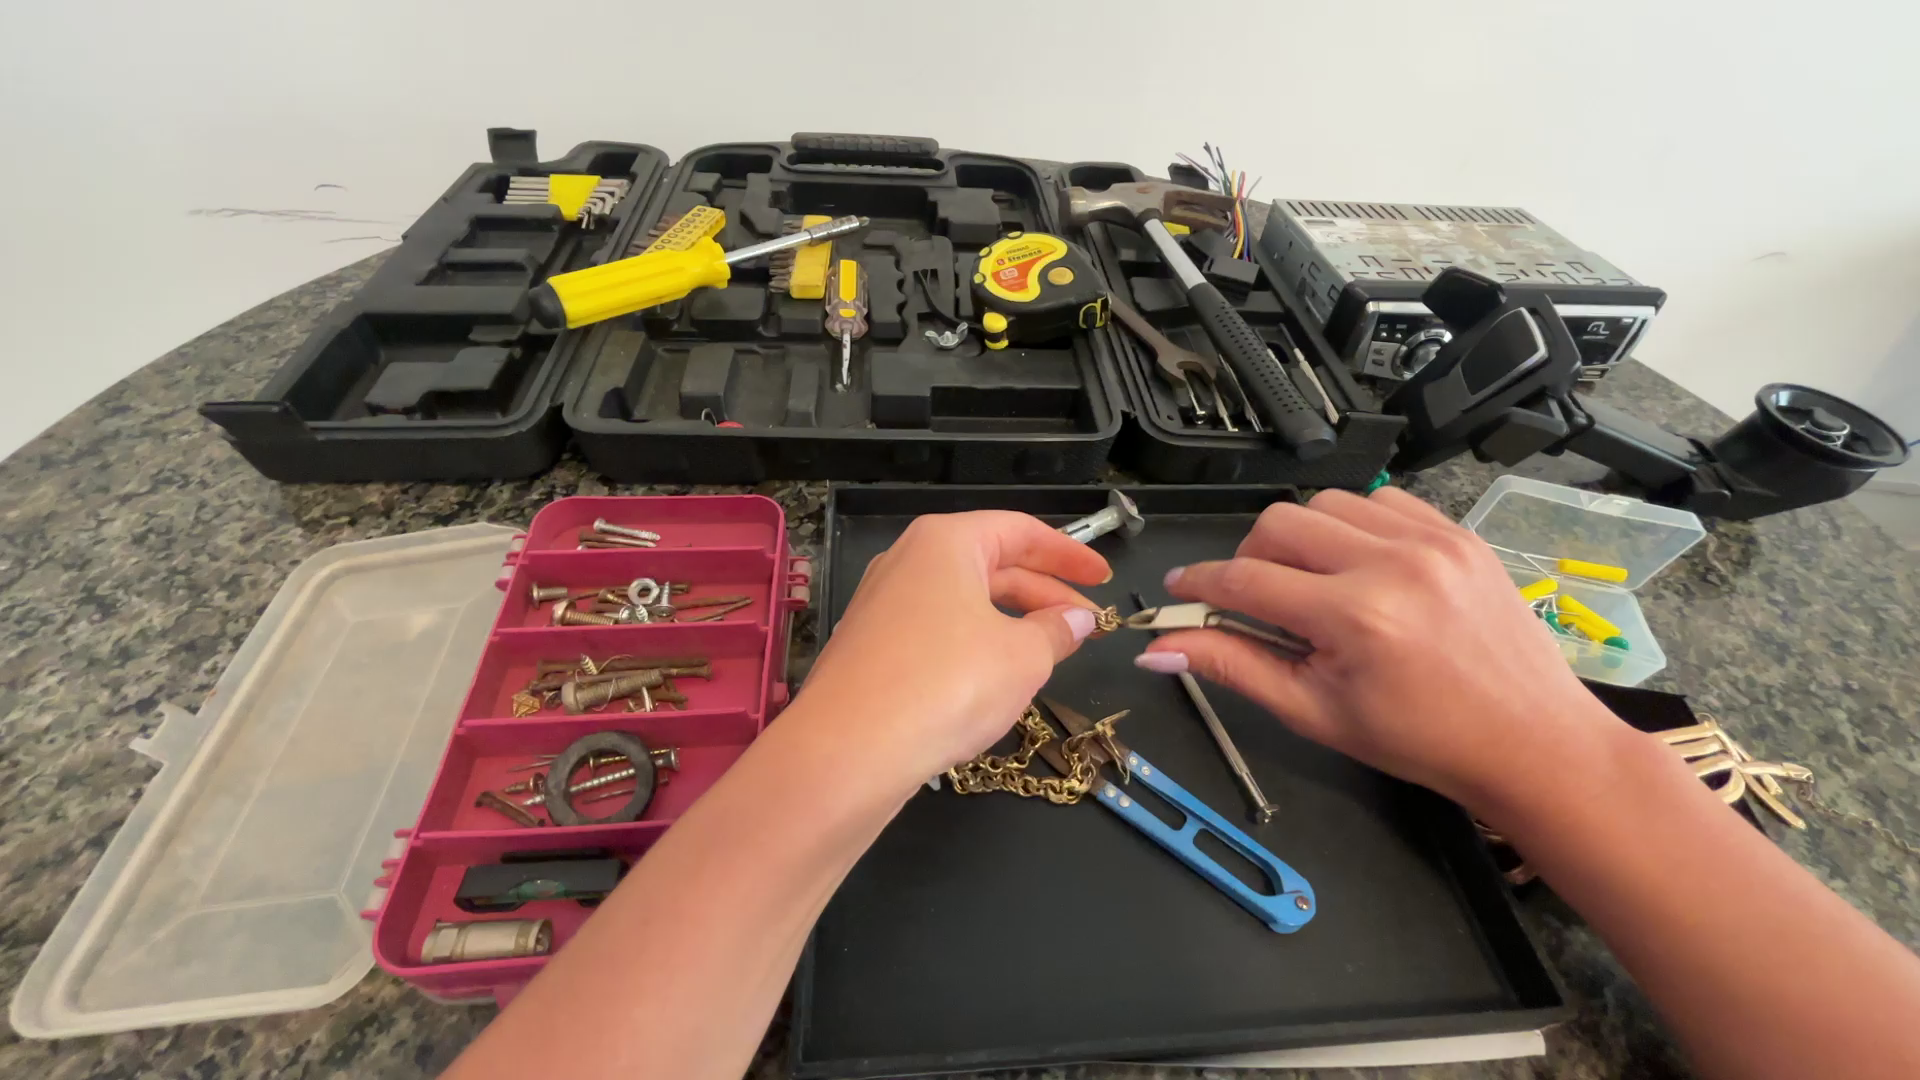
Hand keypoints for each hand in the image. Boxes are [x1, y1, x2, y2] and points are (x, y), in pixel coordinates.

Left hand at [799, 511, 1110, 782]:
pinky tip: (996, 677)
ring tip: (1051, 651)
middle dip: (1043, 593)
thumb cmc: (948, 685)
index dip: (1069, 554)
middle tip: (1087, 623)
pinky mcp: (871, 646)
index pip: (1020, 531)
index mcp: (945, 542)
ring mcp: (882, 604)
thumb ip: (1056, 631)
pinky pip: (936, 631)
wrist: (848, 751)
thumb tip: (1077, 619)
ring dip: (1011, 622)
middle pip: (990, 564)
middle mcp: (907, 561)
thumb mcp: (1022, 657)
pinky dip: (975, 644)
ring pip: (963, 601)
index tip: (1103, 578)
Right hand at [1137, 488, 1628, 817]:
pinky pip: (1377, 500)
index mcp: (1354, 617)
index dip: (1198, 584)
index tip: (1178, 591)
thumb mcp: (1311, 711)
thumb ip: (1230, 667)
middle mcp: (1391, 564)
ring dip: (1297, 538)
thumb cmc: (1416, 739)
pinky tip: (1355, 564)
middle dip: (1246, 558)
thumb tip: (1156, 649)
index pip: (1243, 580)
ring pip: (1322, 504)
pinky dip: (1348, 526)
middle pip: (1276, 524)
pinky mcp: (1456, 532)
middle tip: (1252, 597)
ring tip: (1308, 582)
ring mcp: (1430, 540)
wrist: (1532, 742)